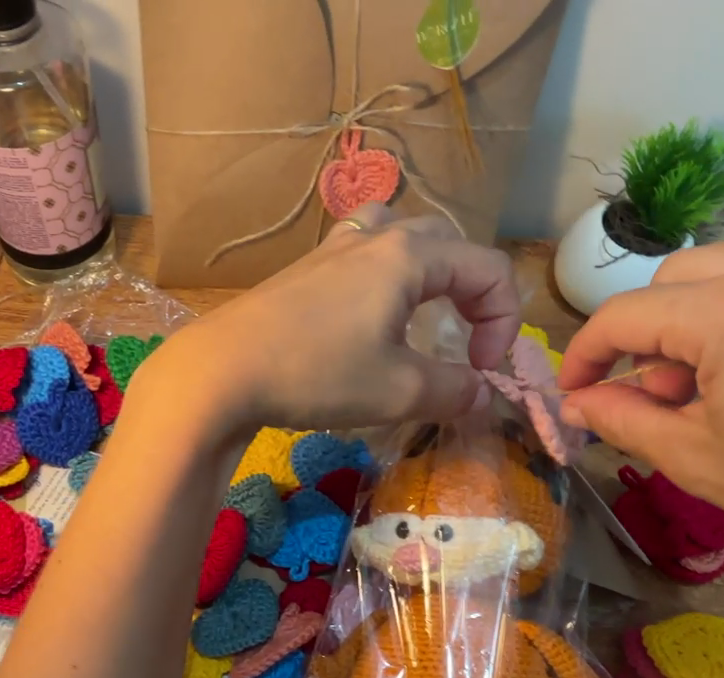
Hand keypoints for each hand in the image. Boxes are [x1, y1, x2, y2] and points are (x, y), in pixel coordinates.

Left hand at [134, 204, 520, 433]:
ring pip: (394, 234)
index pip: (488, 269)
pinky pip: (356, 256)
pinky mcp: (299, 274)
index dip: (503, 323)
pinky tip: (360, 318)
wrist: (220, 371)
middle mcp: (372, 239)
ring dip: (421, 268)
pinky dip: (378, 278)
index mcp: (409, 256)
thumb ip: (453, 391)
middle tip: (458, 338)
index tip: (479, 373)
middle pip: (444, 241)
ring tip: (415, 309)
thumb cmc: (317, 373)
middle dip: (468, 290)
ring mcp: (329, 251)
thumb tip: (482, 396)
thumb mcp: (398, 392)